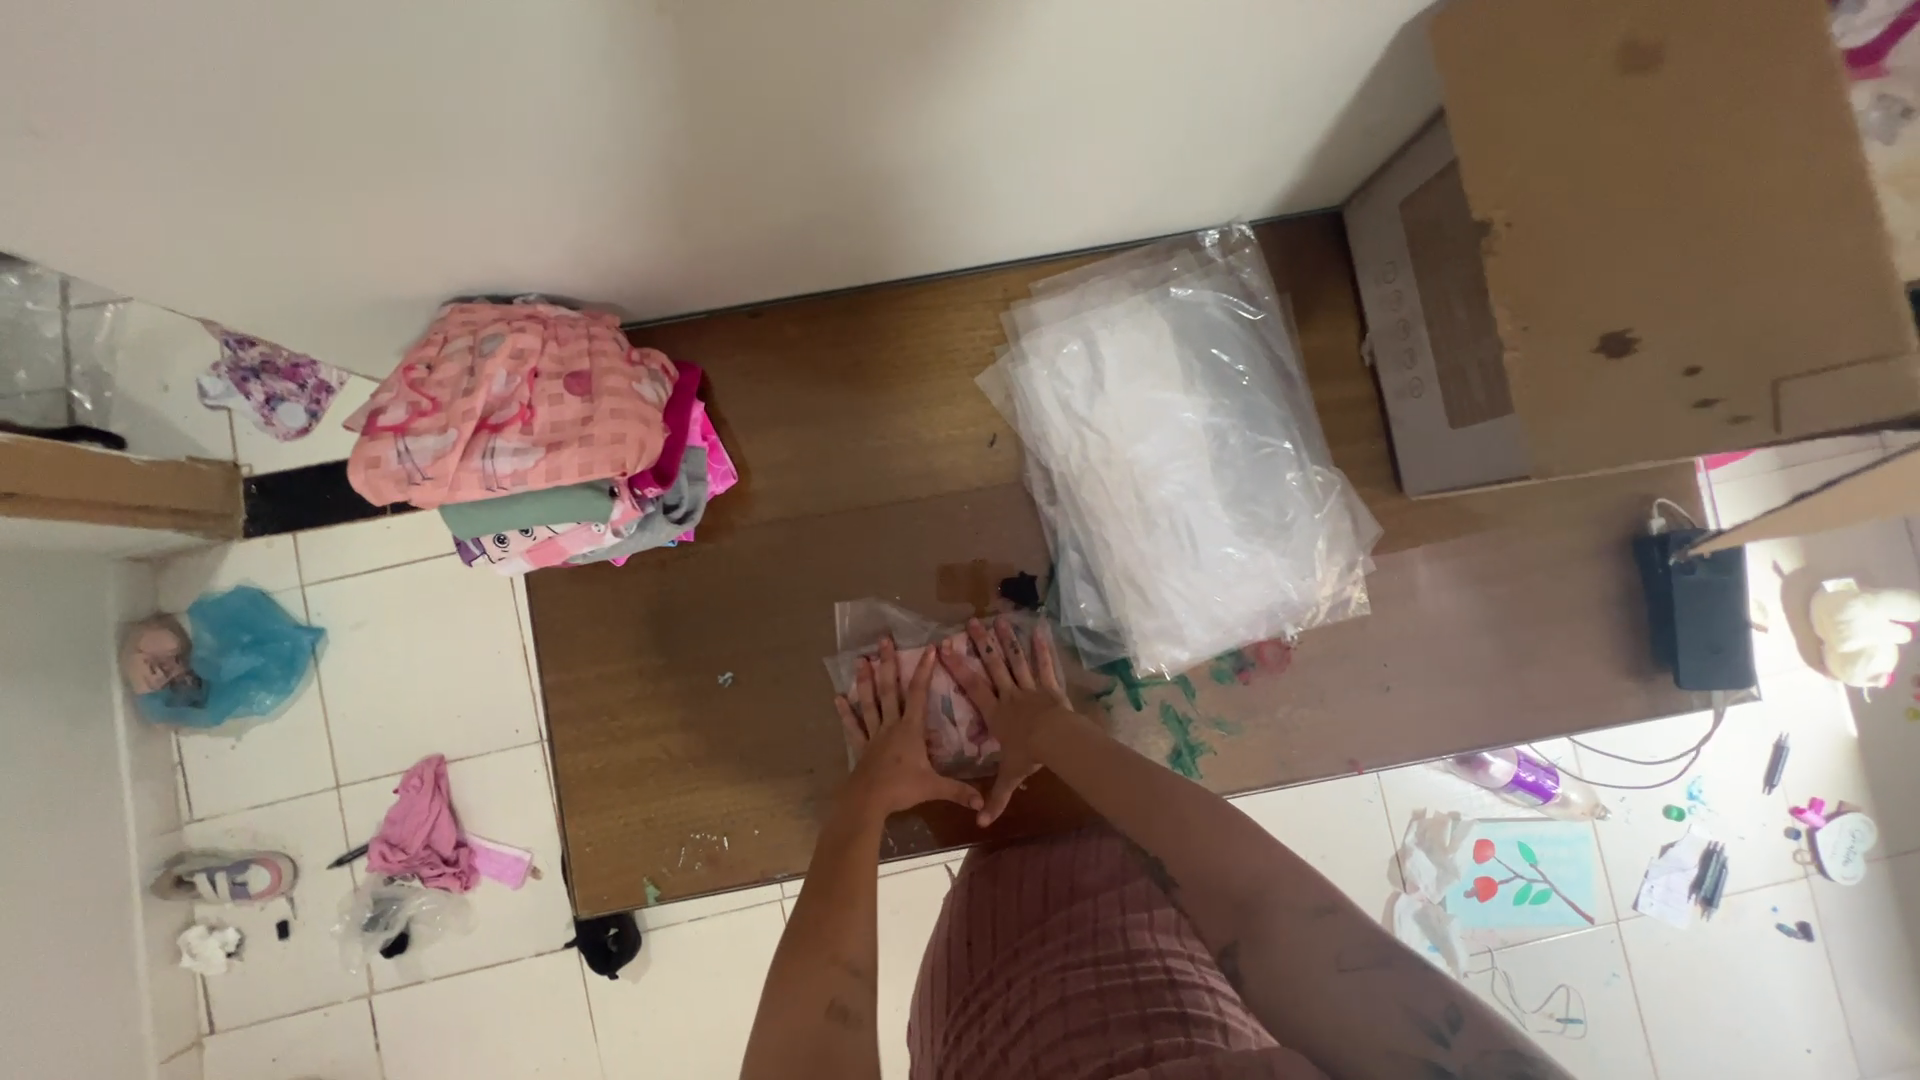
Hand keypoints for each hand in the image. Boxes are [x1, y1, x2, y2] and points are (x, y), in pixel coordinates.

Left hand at [835, 637, 985, 821]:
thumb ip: (958, 791)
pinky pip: (853, 727)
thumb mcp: (934, 788)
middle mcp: (891, 725)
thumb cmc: (901, 790)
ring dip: (865, 680)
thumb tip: (983, 803)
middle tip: (883, 640)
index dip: (924, 670)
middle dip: (888, 663)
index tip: (929, 648)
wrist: (867, 801)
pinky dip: (846, 713)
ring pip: (869, 702)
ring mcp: (874, 735)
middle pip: (889, 689)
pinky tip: (837, 698)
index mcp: (910, 728)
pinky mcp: (861, 747)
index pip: (919, 693)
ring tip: (860, 659)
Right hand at [939, 617, 1073, 827]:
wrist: (1057, 741)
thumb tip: (980, 823)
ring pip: (1015, 660)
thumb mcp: (1009, 777)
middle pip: (992, 666)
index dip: (958, 667)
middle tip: (971, 623)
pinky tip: (1038, 631)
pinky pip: (1044, 664)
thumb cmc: (1029, 756)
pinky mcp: (1049, 686)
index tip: (945, 649)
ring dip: (1006, 640)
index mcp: (995, 712)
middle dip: (980, 644)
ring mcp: (1029, 687)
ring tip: (999, 621)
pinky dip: (1041, 648)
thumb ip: (995, 798)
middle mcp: (1008, 694)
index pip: (972, 687)